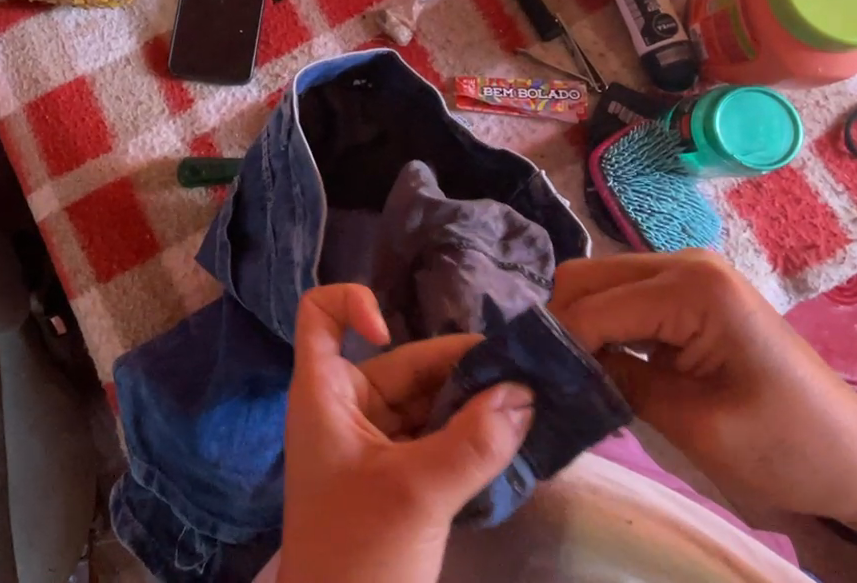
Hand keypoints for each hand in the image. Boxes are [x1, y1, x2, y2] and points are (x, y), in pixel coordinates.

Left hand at [278, 284, 532, 582]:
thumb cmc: (358, 555)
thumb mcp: (417, 495)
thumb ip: (473, 443)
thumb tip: (524, 393)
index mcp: (324, 393)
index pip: (319, 314)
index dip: (352, 302)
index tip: (392, 331)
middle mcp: (347, 407)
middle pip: (401, 361)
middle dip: (458, 364)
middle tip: (528, 371)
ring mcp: (373, 444)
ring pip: (427, 401)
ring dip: (475, 401)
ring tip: (537, 400)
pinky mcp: (400, 479)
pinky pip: (438, 439)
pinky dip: (473, 436)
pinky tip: (518, 438)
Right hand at [550, 251, 856, 534]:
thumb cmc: (788, 449)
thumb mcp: (695, 425)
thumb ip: (618, 382)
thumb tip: (556, 365)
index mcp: (693, 288)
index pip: (592, 307)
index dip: (558, 347)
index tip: (537, 387)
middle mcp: (683, 262)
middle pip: (583, 278)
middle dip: (560, 326)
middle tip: (551, 378)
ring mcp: (685, 270)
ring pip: (594, 282)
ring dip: (577, 323)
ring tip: (571, 372)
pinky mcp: (685, 289)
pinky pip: (620, 294)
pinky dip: (600, 323)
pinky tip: (601, 360)